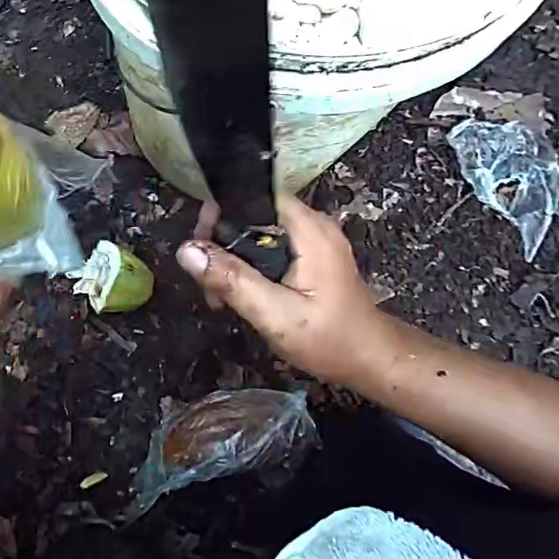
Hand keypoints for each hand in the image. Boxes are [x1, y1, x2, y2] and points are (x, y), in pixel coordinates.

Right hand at [176, 192, 393, 384]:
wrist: (370, 361)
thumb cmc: (330, 340)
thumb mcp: (276, 316)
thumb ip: (233, 281)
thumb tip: (188, 251)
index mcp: (310, 231)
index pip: (258, 196)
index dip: (223, 211)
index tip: (200, 243)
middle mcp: (313, 226)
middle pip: (254, 213)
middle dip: (222, 241)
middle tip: (206, 278)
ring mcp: (314, 240)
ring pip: (258, 231)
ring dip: (233, 257)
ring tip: (219, 293)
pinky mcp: (310, 255)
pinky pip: (270, 246)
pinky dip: (249, 264)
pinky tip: (238, 293)